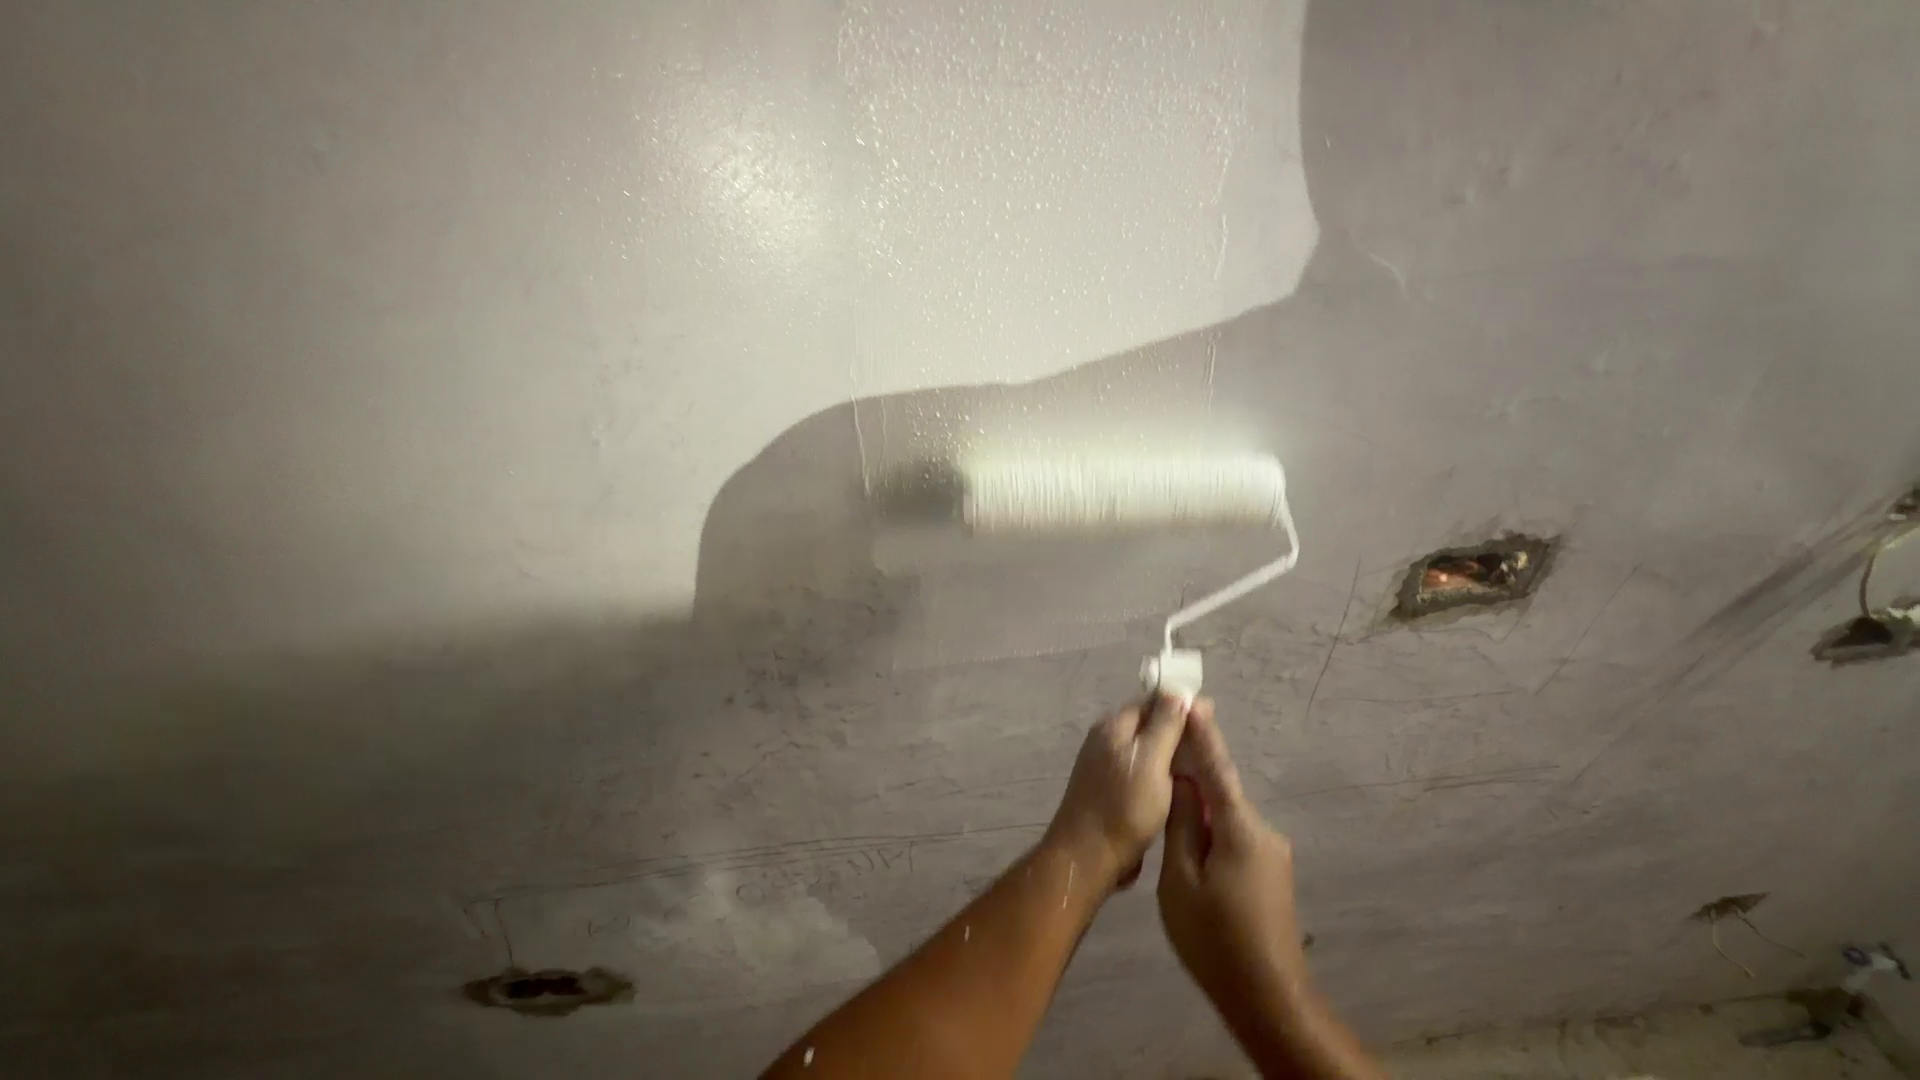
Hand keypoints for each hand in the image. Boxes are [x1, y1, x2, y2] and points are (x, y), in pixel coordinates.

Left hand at [1043, 695, 1193, 889]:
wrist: (1089, 857)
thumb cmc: (1124, 806)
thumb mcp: (1151, 760)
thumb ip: (1165, 724)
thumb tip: (1177, 690)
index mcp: (1113, 727)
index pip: (1150, 702)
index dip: (1179, 706)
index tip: (1210, 720)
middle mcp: (1106, 741)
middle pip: (1149, 727)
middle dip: (1178, 735)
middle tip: (1208, 751)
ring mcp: (1106, 768)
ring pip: (1147, 754)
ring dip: (1171, 759)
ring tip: (1200, 771)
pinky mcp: (1110, 792)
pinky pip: (1142, 775)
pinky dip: (1161, 778)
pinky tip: (1179, 791)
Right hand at [1157, 706, 1307, 1006]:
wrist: (1268, 997)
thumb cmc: (1213, 937)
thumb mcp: (1180, 879)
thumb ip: (1181, 825)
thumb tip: (1182, 782)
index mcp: (1239, 828)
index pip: (1216, 769)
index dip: (1203, 735)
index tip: (1192, 702)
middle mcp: (1262, 832)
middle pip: (1220, 793)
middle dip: (1192, 777)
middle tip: (1161, 761)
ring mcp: (1271, 855)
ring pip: (1225, 820)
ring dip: (1198, 813)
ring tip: (1165, 819)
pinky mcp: (1270, 874)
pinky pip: (1233, 840)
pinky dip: (1210, 835)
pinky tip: (1190, 854)